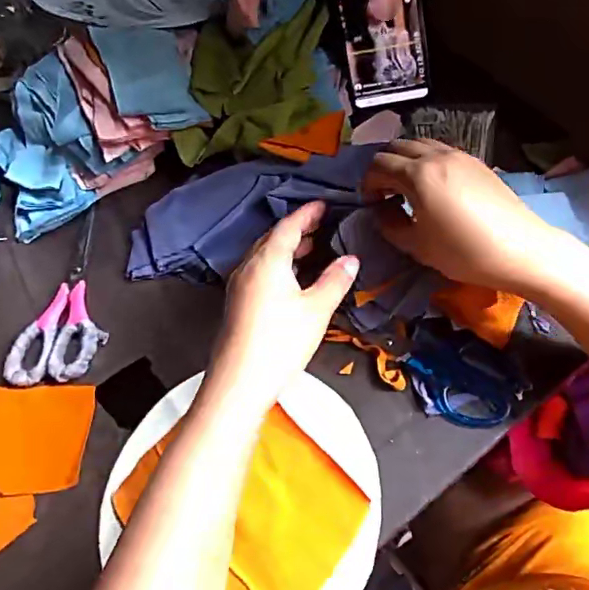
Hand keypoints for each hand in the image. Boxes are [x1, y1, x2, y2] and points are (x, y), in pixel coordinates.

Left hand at [204, 201, 359, 408]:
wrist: (239, 384)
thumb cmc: (277, 345)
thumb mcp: (317, 309)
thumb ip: (335, 280)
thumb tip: (350, 260)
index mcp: (267, 261)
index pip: (288, 226)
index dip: (307, 213)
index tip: (321, 206)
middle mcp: (248, 268)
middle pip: (273, 238)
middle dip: (297, 229)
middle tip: (319, 224)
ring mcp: (240, 287)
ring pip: (264, 255)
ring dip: (287, 248)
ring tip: (310, 249)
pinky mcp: (238, 304)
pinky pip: (259, 272)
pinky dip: (278, 265)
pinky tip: (293, 279)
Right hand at [361, 139, 582, 294]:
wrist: (520, 250)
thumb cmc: (465, 252)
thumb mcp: (418, 246)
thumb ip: (390, 225)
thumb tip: (381, 211)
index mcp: (418, 174)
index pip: (379, 165)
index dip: (367, 183)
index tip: (370, 204)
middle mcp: (437, 156)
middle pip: (397, 147)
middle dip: (384, 167)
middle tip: (385, 193)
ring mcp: (460, 156)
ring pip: (421, 144)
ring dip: (406, 160)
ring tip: (408, 188)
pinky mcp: (477, 163)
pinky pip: (442, 151)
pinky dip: (427, 160)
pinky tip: (433, 186)